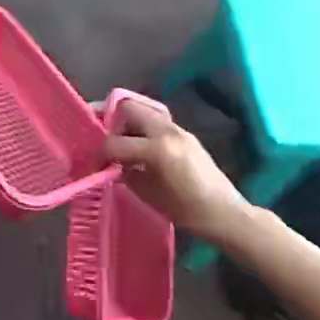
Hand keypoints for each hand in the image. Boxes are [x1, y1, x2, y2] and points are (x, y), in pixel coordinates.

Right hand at [101, 98, 250, 241]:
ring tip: (121, 143)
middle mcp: (167, 131)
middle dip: (111, 120)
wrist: (224, 211)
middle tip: (103, 138)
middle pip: (129, 107)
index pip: (115, 141)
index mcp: (156, 148)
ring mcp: (179, 130)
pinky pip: (158, 122)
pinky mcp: (186, 135)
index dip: (100, 152)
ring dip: (128, 122)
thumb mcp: (149, 195)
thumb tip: (114, 166)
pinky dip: (143, 129)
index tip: (95, 162)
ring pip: (145, 111)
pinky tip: (140, 150)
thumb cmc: (186, 210)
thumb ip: (128, 175)